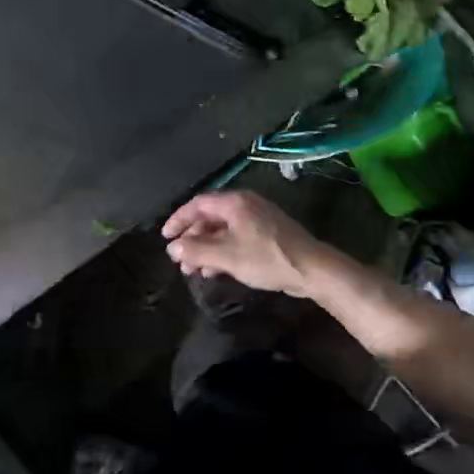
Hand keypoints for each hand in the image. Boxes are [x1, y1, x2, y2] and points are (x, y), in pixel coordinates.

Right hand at [161, 191, 329, 296]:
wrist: (309, 267)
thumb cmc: (265, 258)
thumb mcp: (226, 256)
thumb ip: (196, 250)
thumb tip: (173, 247)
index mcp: (236, 203)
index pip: (198, 204)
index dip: (179, 219)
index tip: (165, 238)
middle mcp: (246, 205)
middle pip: (211, 216)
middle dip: (192, 238)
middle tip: (179, 261)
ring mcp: (259, 218)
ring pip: (223, 230)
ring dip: (206, 248)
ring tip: (194, 271)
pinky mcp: (267, 233)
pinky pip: (237, 237)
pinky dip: (223, 251)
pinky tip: (215, 271)